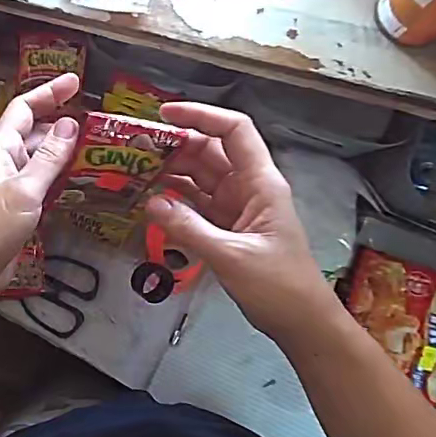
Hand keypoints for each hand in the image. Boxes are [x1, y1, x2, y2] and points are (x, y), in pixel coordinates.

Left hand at [0, 72, 81, 296]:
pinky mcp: (18, 205)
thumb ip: (49, 158)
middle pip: (34, 131)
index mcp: (0, 150)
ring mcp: (12, 184)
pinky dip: (60, 174)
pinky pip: (42, 180)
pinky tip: (80, 176)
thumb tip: (70, 123)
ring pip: (40, 156)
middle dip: (61, 120)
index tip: (75, 80)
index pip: (23, 109)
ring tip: (95, 144)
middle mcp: (5, 161)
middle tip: (95, 118)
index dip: (48, 92)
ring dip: (64, 148)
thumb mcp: (25, 190)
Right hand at [146, 102, 340, 342]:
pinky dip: (175, 200)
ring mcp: (237, 207)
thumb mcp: (232, 256)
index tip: (164, 114)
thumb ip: (189, 228)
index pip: (234, 131)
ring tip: (134, 171)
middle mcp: (248, 187)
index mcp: (261, 182)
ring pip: (200, 177)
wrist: (301, 322)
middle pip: (210, 151)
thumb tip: (151, 203)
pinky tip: (150, 200)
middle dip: (175, 145)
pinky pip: (196, 204)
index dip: (201, 115)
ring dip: (170, 172)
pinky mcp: (227, 227)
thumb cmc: (279, 286)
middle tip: (135, 149)